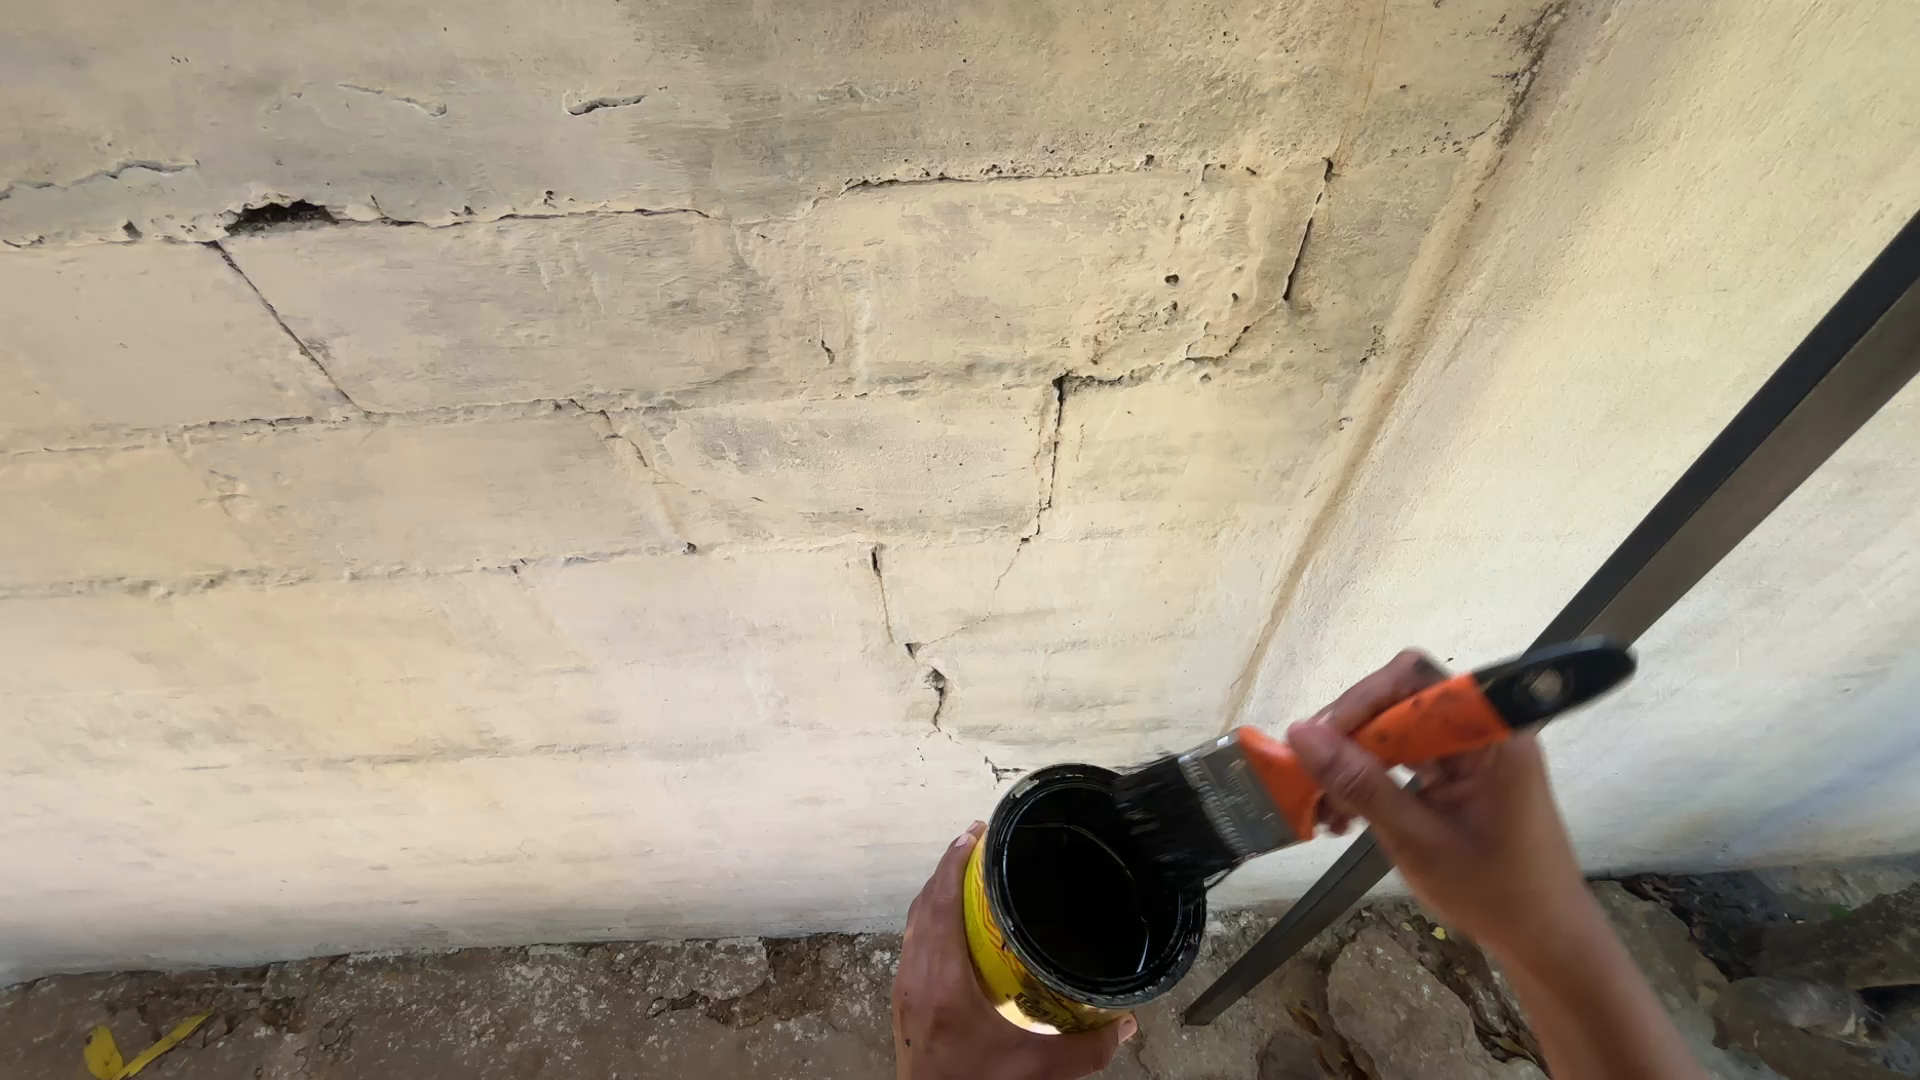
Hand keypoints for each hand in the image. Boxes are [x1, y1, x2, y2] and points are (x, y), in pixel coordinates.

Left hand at [891, 823, 1136, 1079]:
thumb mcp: (1038, 1071)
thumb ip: (1086, 1048)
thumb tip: (1125, 1023)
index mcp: (944, 981)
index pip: (942, 903)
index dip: (955, 862)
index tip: (975, 832)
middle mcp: (916, 975)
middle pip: (926, 902)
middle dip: (948, 865)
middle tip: (977, 839)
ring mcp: (904, 986)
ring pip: (915, 919)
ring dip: (937, 888)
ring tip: (964, 868)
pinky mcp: (902, 999)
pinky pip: (912, 939)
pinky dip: (929, 915)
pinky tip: (950, 917)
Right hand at [1284, 650, 1589, 958]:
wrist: (1544, 941)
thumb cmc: (1495, 893)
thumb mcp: (1417, 840)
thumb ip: (1360, 783)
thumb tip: (1299, 734)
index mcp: (1489, 736)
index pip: (1413, 680)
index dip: (1362, 700)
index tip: (1324, 740)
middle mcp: (1477, 729)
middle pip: (1392, 700)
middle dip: (1346, 737)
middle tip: (1312, 776)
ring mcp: (1464, 748)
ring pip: (1386, 727)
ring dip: (1348, 761)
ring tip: (1324, 806)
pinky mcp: (1452, 768)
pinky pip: (1395, 753)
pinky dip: (1364, 777)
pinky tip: (1343, 811)